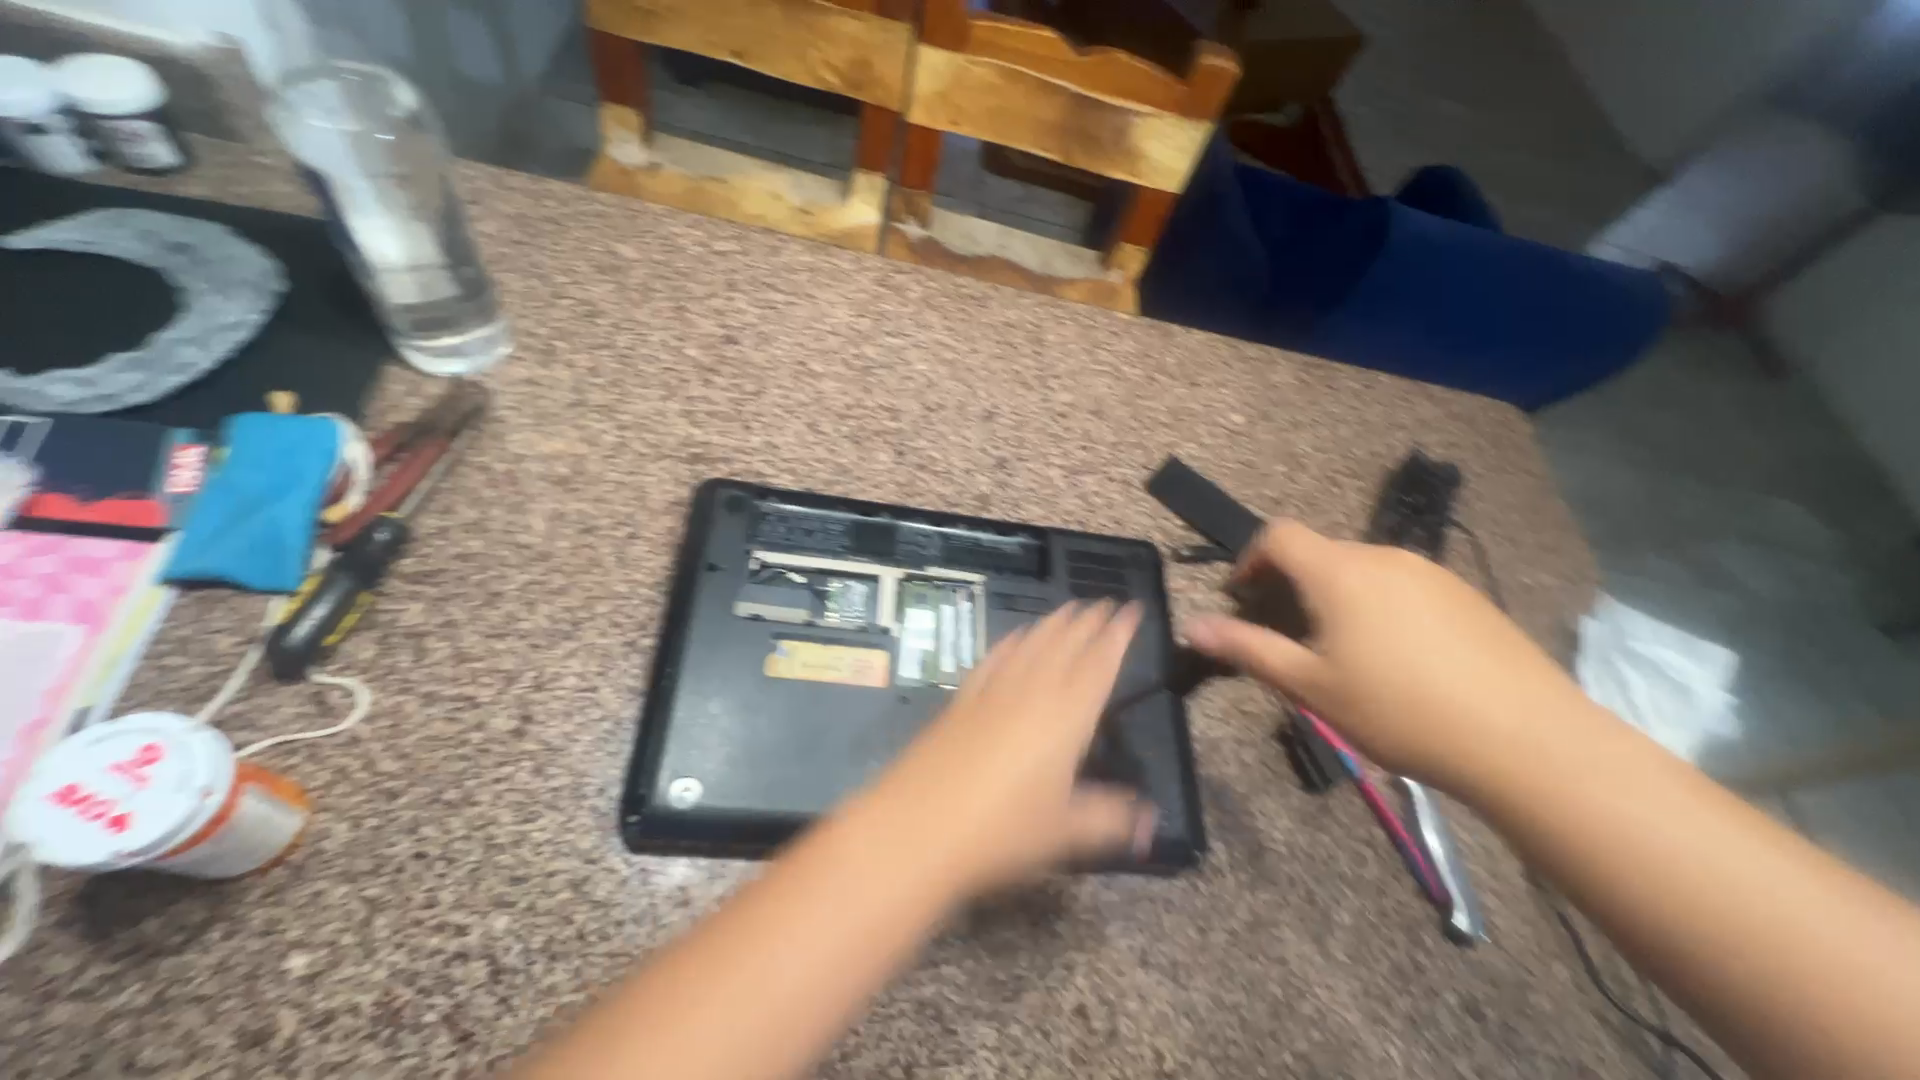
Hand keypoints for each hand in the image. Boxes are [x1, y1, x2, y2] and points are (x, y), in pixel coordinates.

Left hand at [856, 601, 1155, 897]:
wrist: (916, 826)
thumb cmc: (1002, 830)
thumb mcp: (1065, 831)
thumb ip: (1110, 819)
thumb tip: (1150, 823)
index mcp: (1067, 716)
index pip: (1099, 663)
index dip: (1118, 634)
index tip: (1133, 608)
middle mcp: (1032, 692)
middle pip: (1065, 645)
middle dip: (1087, 621)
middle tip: (1105, 602)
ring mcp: (992, 693)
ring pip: (1030, 646)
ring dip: (1052, 624)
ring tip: (1069, 609)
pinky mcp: (961, 702)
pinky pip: (993, 660)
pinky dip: (1009, 643)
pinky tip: (1014, 636)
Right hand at [1182, 521, 1590, 789]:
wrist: (1525, 738)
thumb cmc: (1399, 711)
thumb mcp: (1311, 686)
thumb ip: (1248, 649)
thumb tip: (1190, 625)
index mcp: (1339, 571)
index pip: (1278, 534)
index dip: (1249, 559)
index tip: (1243, 599)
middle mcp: (1384, 556)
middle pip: (1320, 553)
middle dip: (1291, 585)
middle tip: (1287, 639)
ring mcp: (1432, 573)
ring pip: (1363, 571)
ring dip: (1335, 598)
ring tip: (1342, 655)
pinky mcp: (1466, 595)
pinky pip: (1403, 587)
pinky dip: (1378, 608)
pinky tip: (1398, 662)